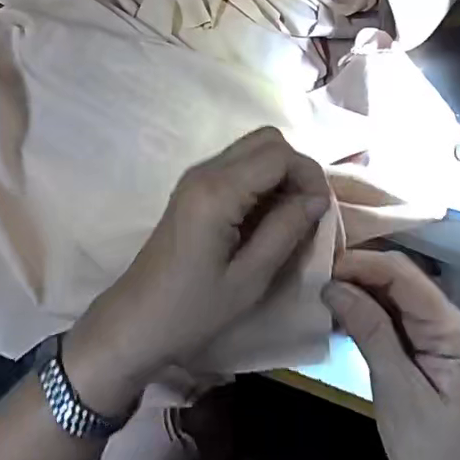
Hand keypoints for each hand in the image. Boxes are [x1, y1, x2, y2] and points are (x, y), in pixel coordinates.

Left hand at [62, 127, 330, 416]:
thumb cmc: (193, 309)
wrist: (136, 320)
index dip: (310, 175)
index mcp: (217, 190)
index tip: (323, 212)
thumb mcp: (249, 278)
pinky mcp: (194, 186)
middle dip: (297, 168)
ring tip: (293, 216)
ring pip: (253, 148)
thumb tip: (318, 199)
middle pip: (267, 140)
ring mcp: (197, 175)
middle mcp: (205, 170)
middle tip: (310, 210)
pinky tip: (268, 216)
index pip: (278, 154)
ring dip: (280, 173)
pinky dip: (262, 180)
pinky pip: (238, 165)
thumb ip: (286, 230)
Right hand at [323, 250, 459, 459]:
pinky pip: (396, 317)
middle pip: (402, 280)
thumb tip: (333, 284)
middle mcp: (453, 323)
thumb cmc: (435, 457)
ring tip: (322, 289)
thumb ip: (371, 332)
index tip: (322, 265)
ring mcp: (442, 337)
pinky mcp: (429, 351)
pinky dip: (368, 311)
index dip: (363, 263)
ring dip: (360, 290)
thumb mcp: (399, 395)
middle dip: (359, 272)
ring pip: (396, 295)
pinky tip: (341, 312)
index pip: (405, 276)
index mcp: (455, 330)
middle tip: (316, 275)